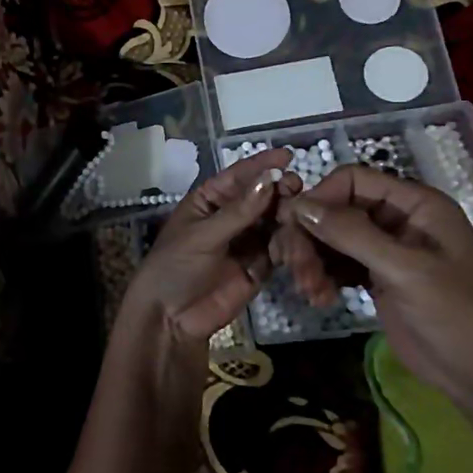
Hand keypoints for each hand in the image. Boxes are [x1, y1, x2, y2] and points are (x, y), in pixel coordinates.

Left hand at [121, 147, 302, 352]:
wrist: (171, 317)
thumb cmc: (174, 267)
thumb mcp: (202, 236)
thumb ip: (238, 212)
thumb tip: (269, 180)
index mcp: (207, 203)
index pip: (236, 178)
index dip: (259, 166)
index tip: (286, 155)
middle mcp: (229, 217)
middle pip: (260, 198)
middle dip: (279, 192)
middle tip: (297, 188)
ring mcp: (245, 241)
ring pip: (274, 222)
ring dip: (288, 217)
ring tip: (301, 214)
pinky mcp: (259, 266)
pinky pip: (280, 249)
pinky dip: (291, 244)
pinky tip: (299, 240)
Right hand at [272, 165, 472, 408]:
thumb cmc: (458, 316)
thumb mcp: (405, 271)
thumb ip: (351, 234)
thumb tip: (299, 205)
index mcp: (416, 205)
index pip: (352, 181)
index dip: (319, 198)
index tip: (293, 227)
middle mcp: (398, 220)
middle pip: (334, 210)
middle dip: (309, 236)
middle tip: (293, 267)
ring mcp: (385, 251)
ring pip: (330, 239)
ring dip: (311, 260)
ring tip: (308, 291)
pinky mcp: (375, 278)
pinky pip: (335, 265)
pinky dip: (321, 278)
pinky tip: (319, 298)